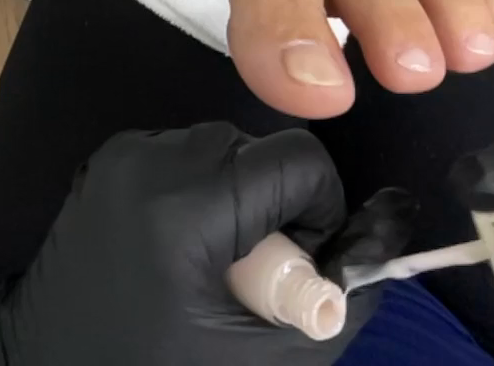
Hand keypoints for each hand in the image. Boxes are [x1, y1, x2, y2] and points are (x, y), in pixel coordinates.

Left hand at [0, 124, 368, 365]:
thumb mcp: (262, 357)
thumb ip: (337, 299)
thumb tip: (382, 237)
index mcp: (186, 203)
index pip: (297, 158)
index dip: (320, 210)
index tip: (301, 265)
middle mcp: (151, 157)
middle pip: (260, 150)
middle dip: (278, 208)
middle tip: (254, 276)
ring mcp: (125, 151)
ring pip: (226, 148)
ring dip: (242, 198)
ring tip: (215, 265)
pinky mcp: (111, 156)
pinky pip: (186, 154)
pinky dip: (204, 190)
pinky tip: (182, 246)